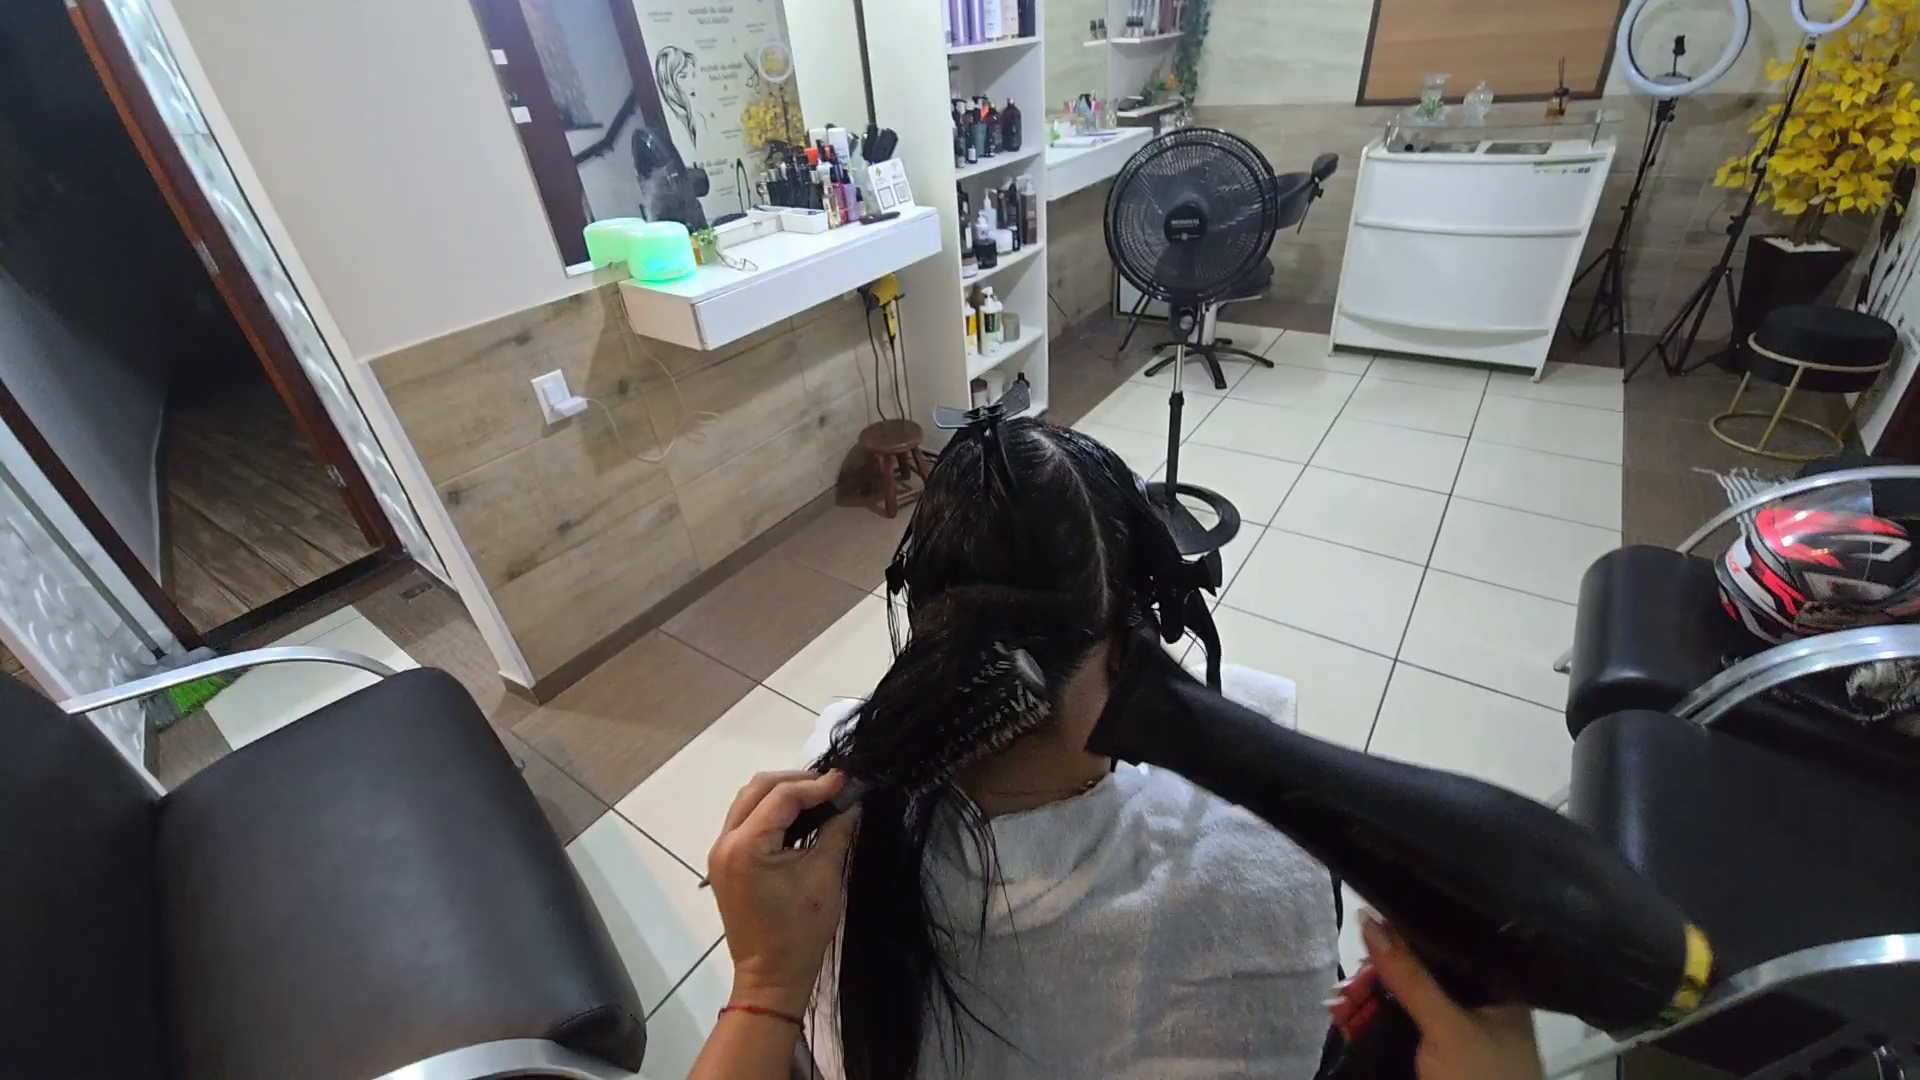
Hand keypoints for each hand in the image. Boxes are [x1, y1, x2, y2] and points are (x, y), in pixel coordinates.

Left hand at [707, 770, 858, 1016]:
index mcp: (747, 848)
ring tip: (818, 795)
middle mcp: (726, 843)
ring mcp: (721, 851)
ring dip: (783, 790)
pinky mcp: (725, 860)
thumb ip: (837, 829)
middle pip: (759, 787)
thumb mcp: (825, 875)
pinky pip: (746, 816)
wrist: (770, 976)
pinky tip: (799, 813)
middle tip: (832, 785)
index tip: (846, 781)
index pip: (782, 796)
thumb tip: (852, 799)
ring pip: (749, 798)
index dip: (817, 785)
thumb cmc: (800, 931)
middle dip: (797, 780)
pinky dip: (772, 807)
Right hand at [1357, 911, 1544, 1079]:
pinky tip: (1344, 1015)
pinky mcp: (1426, 1048)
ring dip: (1365, 994)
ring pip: (1397, 992)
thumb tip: (1365, 915)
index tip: (1368, 927)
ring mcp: (1448, 1027)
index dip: (1405, 931)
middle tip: (1352, 981)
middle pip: (1415, 967)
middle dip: (1377, 970)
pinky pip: (1390, 1018)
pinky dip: (1366, 1015)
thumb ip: (1408, 973)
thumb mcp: (1446, 1027)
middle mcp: (1473, 1004)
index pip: (1447, 942)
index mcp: (1496, 993)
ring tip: (1339, 1003)